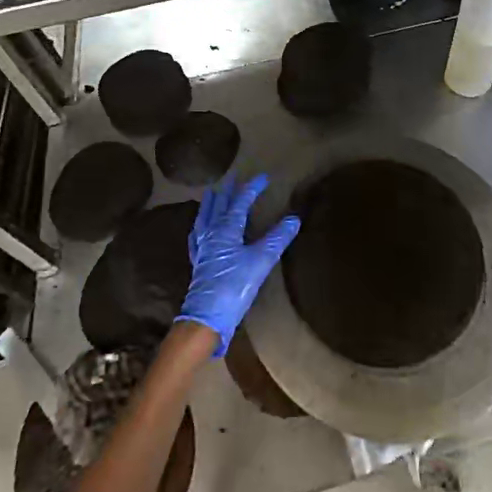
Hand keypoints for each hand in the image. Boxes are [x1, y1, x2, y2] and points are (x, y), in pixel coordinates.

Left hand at [176, 174, 300, 356]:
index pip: (240, 201)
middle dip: (228, 191)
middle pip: (219, 205)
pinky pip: (197, 234)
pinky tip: (199, 229)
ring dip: (211, 203)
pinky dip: (201, 225)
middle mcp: (211, 232)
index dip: (251, 188)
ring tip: (213, 194)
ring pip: (205, 217)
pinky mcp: (197, 261)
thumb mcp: (261, 260)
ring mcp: (201, 246)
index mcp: (226, 228)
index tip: (263, 177)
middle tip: (233, 178)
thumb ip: (277, 238)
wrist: (207, 315)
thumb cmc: (235, 285)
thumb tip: (294, 218)